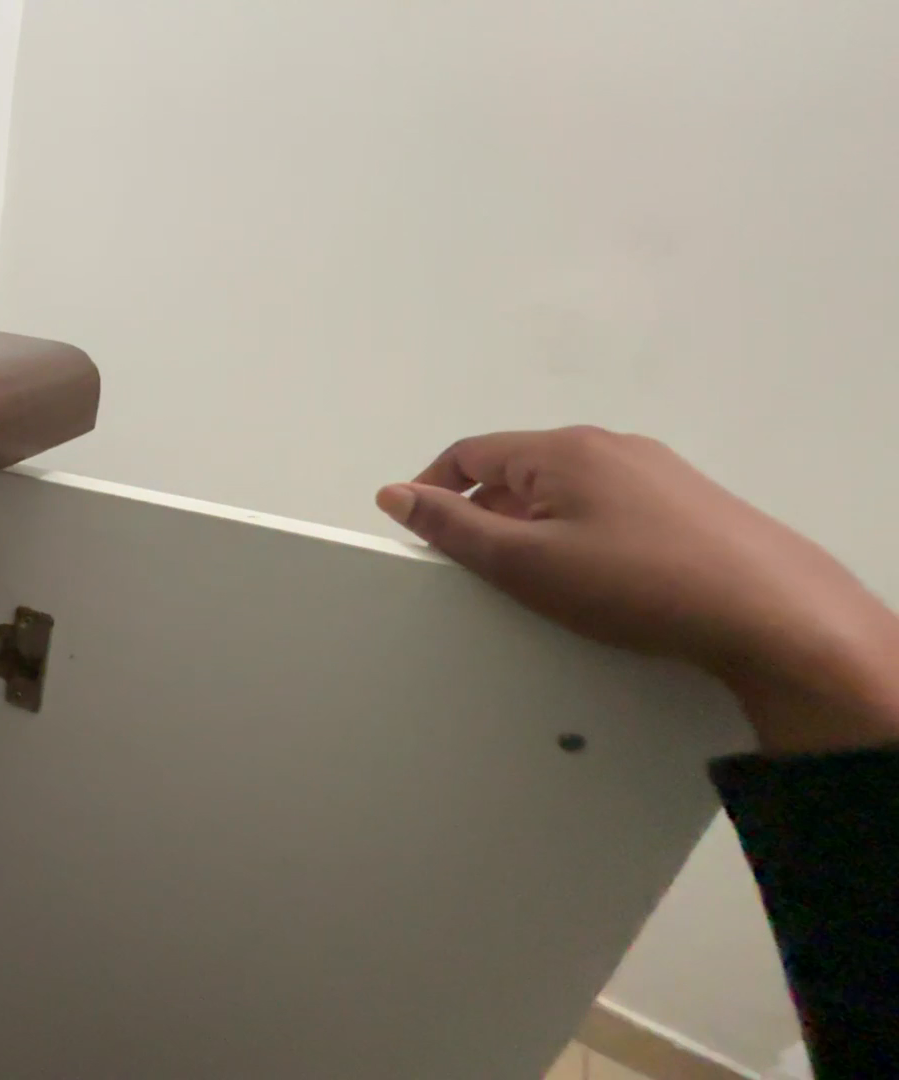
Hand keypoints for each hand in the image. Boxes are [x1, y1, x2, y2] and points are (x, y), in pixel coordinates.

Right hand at [376, 426, 898, 752]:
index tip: (419, 531)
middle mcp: (609, 447)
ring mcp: (655, 472)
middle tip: (477, 565)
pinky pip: (600, 505)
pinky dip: (572, 531)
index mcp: (562, 450)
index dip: (429, 489)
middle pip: (512, 470)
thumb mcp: (518, 560)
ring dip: (526, 525)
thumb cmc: (634, 584)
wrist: (779, 622)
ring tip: (535, 577)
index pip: (466, 453)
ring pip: (556, 490)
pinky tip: (590, 576)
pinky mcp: (686, 502)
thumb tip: (394, 493)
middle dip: (480, 513)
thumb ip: (447, 524)